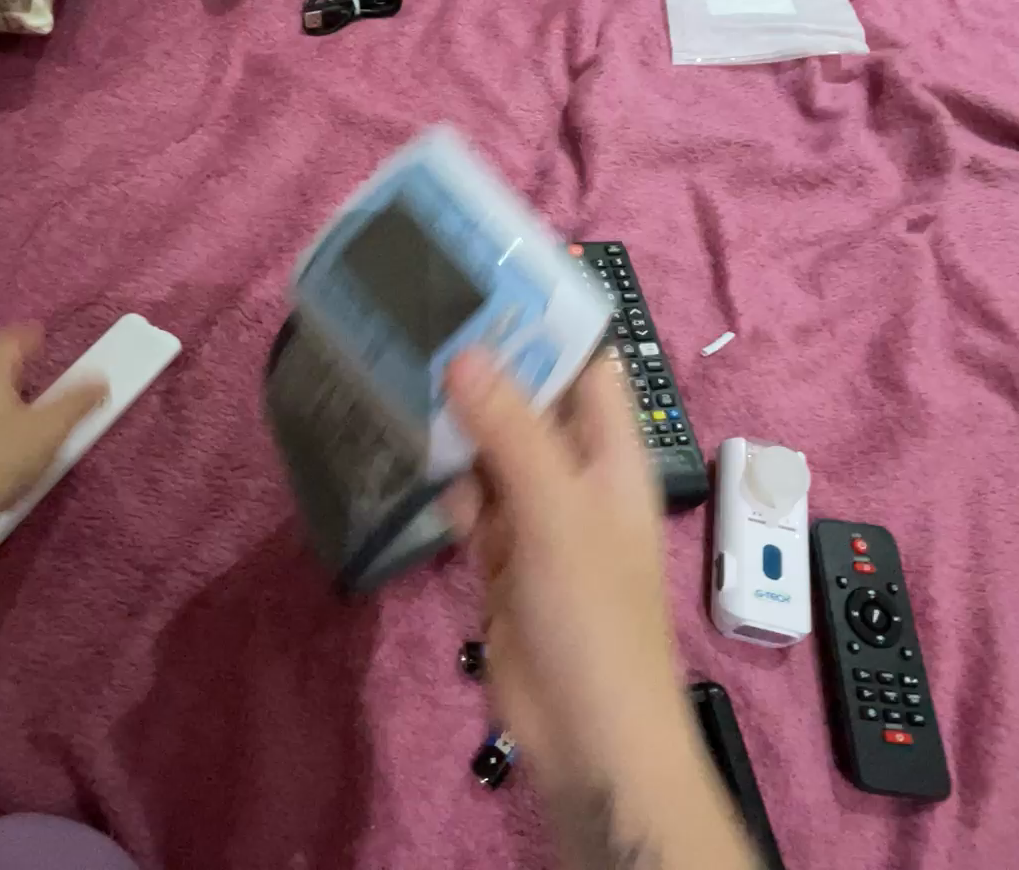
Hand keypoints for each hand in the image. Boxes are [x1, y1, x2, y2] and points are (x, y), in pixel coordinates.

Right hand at [443, 349, 693, 793]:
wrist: (584, 733)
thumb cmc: (592, 613)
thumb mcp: (556, 512)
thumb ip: (512, 433)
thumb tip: (464, 356)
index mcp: (609, 453)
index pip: (586, 366)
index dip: (549, 323)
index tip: (492, 285)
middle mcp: (575, 473)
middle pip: (530, 403)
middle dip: (486, 372)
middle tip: (427, 325)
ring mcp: (537, 514)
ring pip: (493, 450)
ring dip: (460, 427)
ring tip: (409, 378)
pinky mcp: (502, 552)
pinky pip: (474, 499)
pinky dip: (453, 485)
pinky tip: (423, 464)